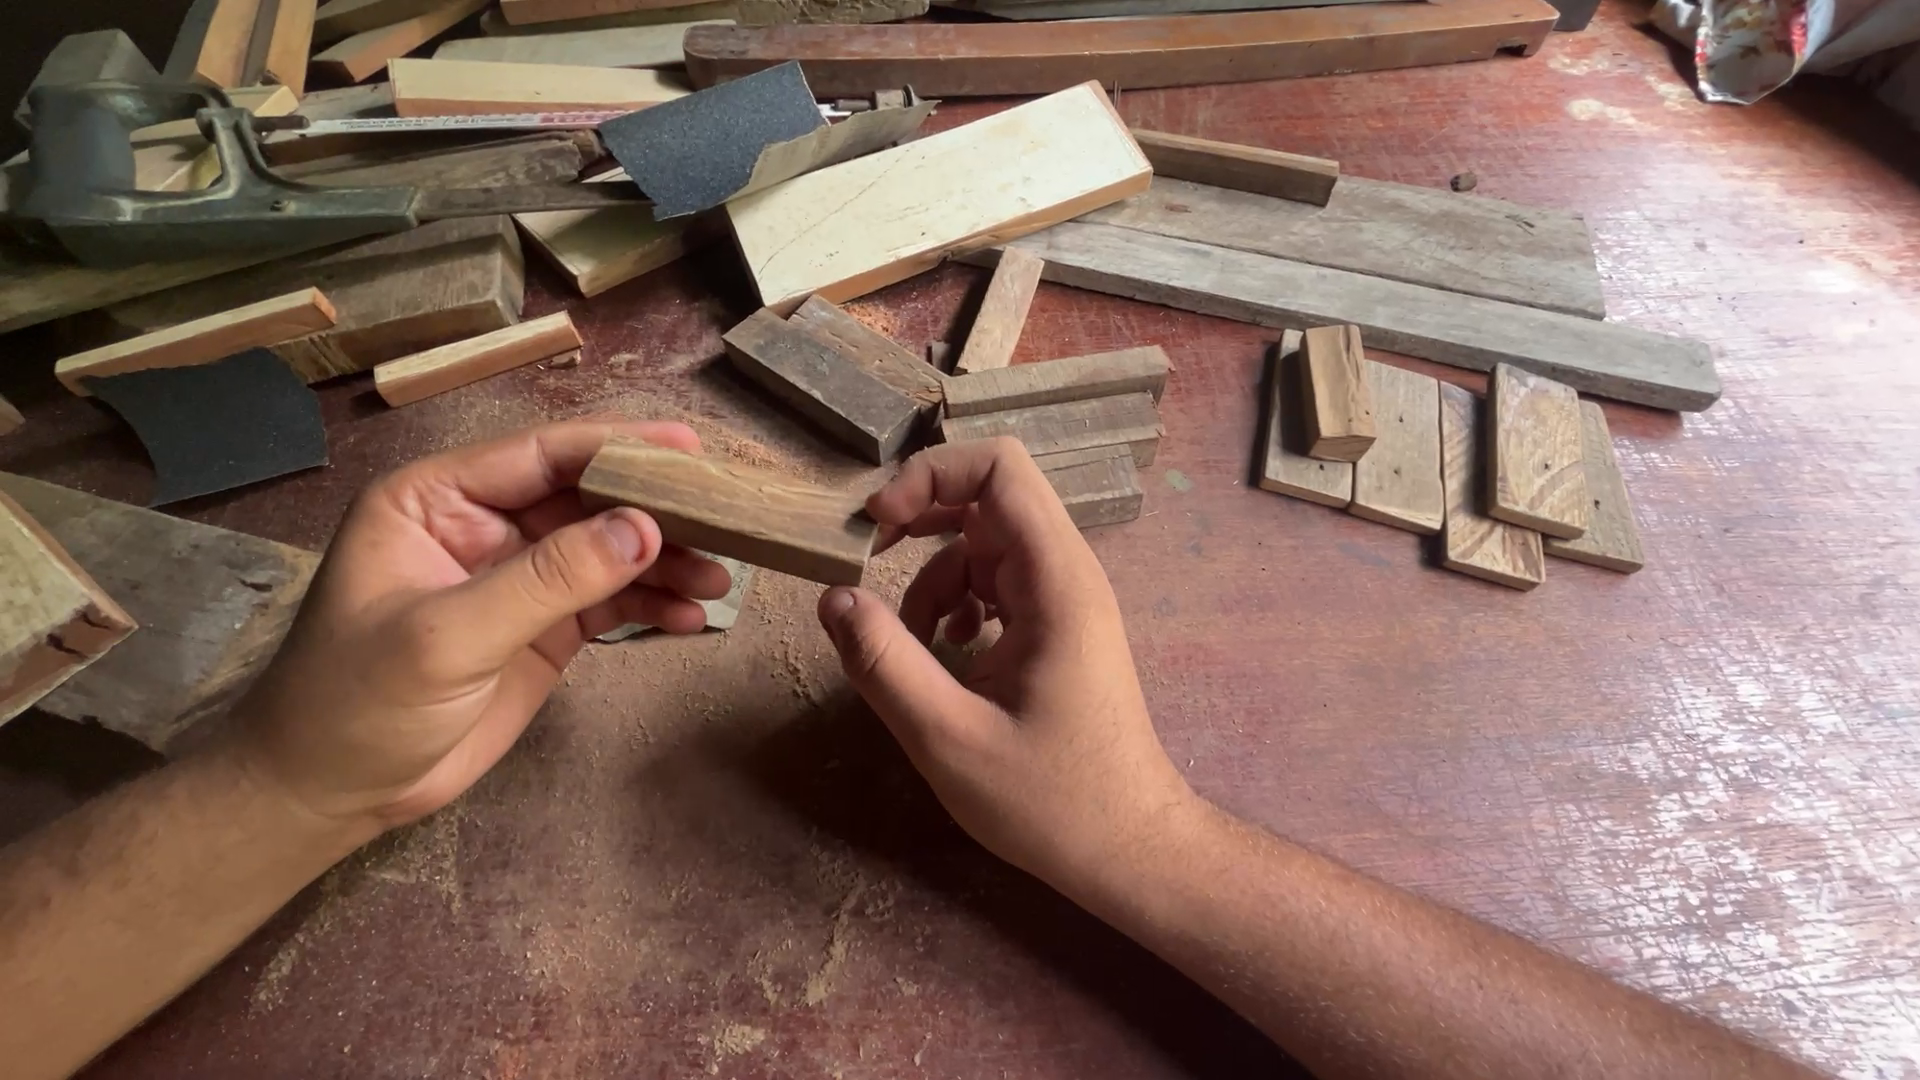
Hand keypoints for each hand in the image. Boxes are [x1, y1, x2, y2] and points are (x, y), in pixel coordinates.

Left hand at [235, 419, 732, 832]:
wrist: (336, 796)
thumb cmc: (358, 704)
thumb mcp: (450, 637)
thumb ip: (549, 578)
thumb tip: (646, 528)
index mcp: (441, 500)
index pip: (543, 456)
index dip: (619, 447)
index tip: (690, 450)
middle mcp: (490, 526)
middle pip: (592, 500)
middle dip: (658, 510)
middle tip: (725, 516)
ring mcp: (527, 576)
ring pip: (614, 551)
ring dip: (668, 563)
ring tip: (720, 579)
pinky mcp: (552, 624)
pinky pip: (617, 601)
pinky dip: (655, 606)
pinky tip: (690, 619)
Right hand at [816, 438, 1197, 893]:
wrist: (1129, 845)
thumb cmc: (1050, 801)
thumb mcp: (948, 738)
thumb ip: (884, 663)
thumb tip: (833, 598)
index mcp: (1055, 580)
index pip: (999, 467)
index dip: (930, 474)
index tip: (878, 525)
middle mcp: (1065, 572)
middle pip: (988, 497)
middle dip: (921, 517)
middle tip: (869, 560)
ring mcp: (1064, 596)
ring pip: (983, 544)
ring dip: (933, 578)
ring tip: (915, 646)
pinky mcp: (1056, 623)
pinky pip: (995, 581)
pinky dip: (957, 602)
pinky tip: (949, 652)